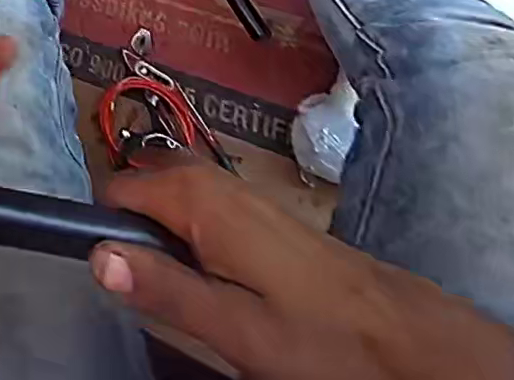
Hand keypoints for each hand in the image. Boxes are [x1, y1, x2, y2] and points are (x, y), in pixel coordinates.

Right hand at [89, 163, 513, 378]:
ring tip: (198, 284)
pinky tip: (223, 275)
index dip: (111, 234)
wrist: (417, 340)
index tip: (138, 280)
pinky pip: (190, 202)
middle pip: (134, 188)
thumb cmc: (323, 336)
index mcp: (189, 193)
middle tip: (173, 287)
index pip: (110, 193)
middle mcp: (201, 172)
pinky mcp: (247, 201)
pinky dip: (188, 233)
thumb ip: (163, 288)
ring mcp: (227, 183)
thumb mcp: (238, 329)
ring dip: (163, 235)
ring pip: (162, 195)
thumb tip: (95, 256)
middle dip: (138, 231)